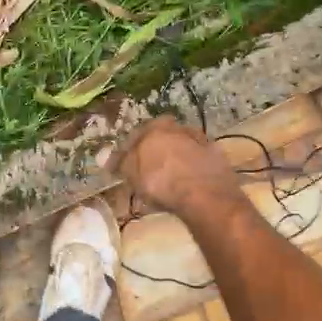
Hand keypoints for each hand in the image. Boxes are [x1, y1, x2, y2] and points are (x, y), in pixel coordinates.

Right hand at [110, 116, 242, 217]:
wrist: (204, 194)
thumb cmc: (160, 181)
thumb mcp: (131, 173)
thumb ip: (119, 161)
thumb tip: (103, 154)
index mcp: (156, 126)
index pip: (137, 135)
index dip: (130, 152)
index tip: (126, 166)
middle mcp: (179, 127)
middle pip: (162, 139)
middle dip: (156, 152)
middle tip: (149, 172)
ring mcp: (202, 141)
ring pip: (182, 149)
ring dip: (176, 160)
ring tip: (170, 180)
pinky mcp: (218, 158)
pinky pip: (198, 163)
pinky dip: (192, 170)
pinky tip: (188, 184)